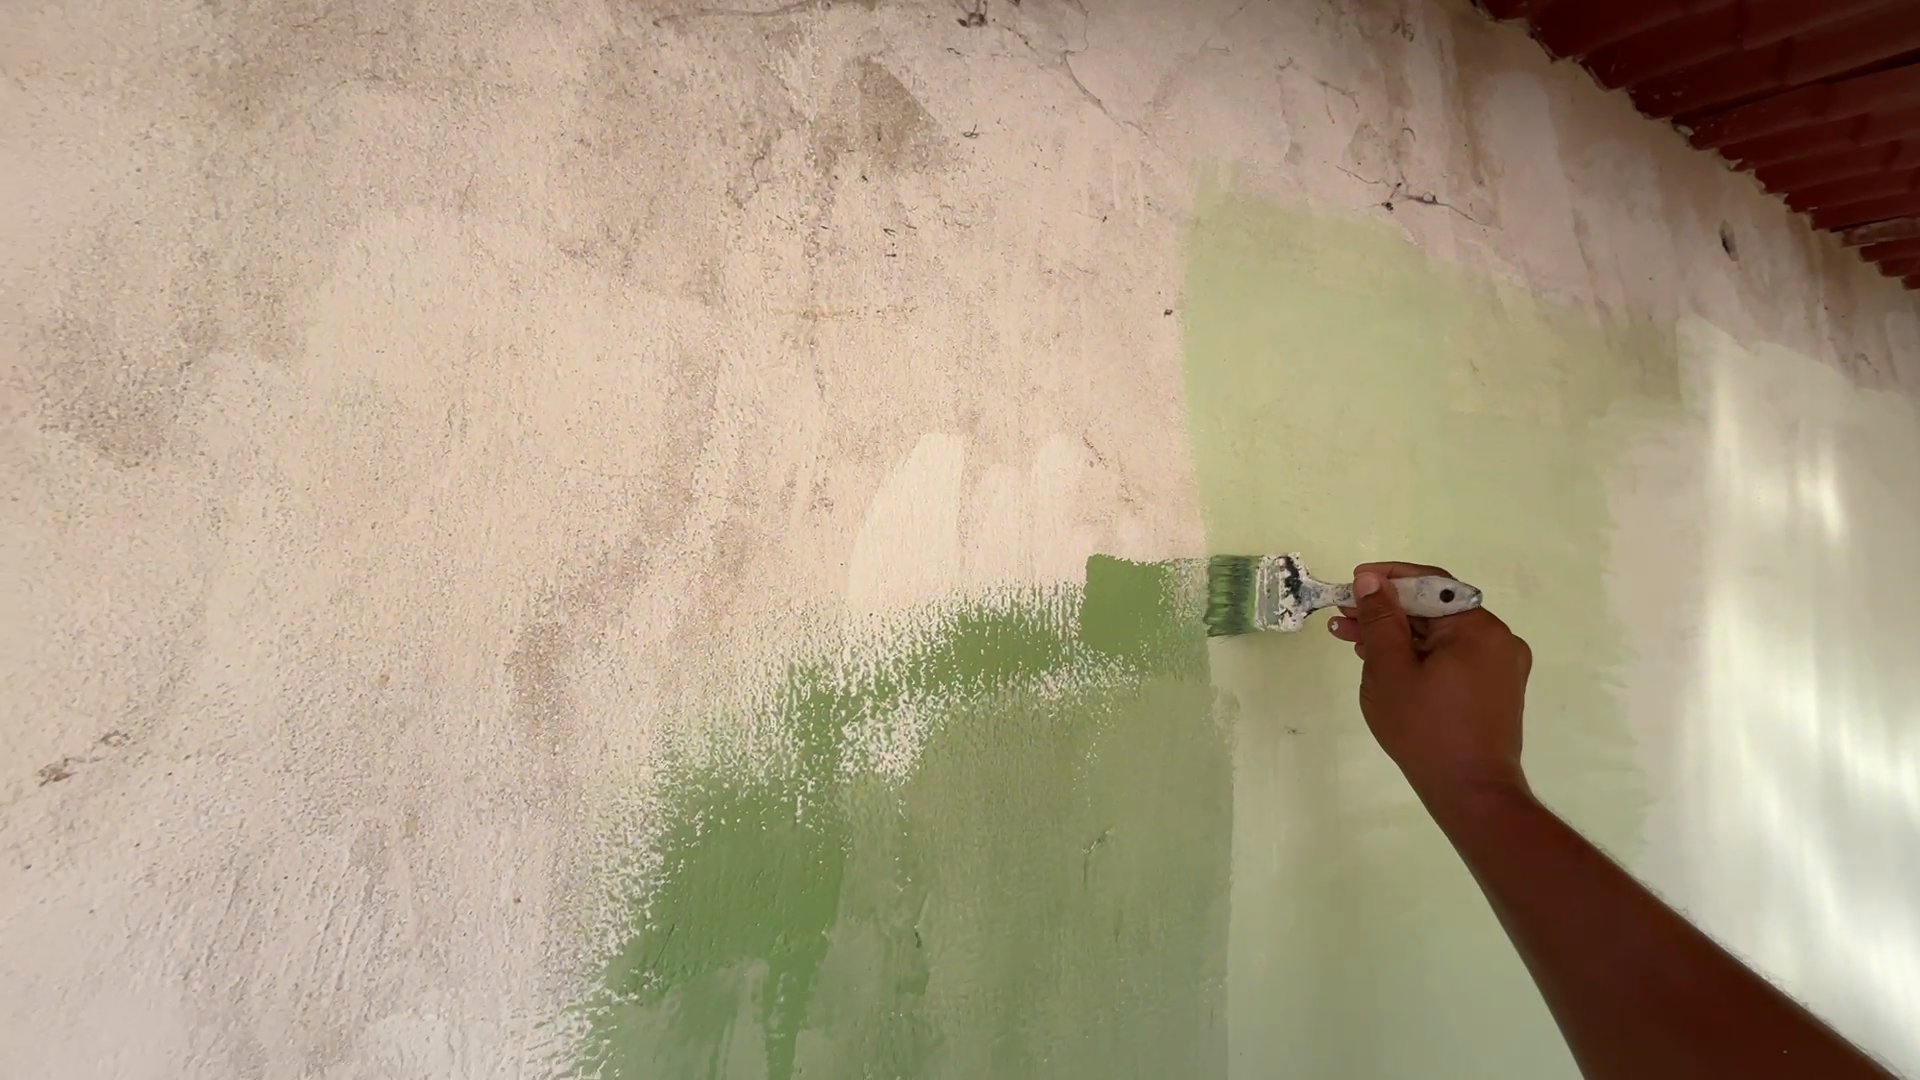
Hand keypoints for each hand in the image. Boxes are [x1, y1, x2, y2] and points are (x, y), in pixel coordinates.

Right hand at [1327, 562, 1532, 806]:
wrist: (1471, 791)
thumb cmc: (1424, 727)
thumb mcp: (1389, 668)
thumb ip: (1380, 618)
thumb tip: (1370, 579)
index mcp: (1478, 629)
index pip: (1429, 583)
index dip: (1386, 579)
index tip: (1350, 584)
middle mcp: (1497, 639)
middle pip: (1432, 609)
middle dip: (1384, 610)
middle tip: (1340, 616)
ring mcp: (1498, 665)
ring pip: (1437, 634)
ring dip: (1394, 633)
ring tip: (1350, 640)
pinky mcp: (1491, 687)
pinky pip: (1448, 655)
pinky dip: (1415, 653)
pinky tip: (1382, 661)